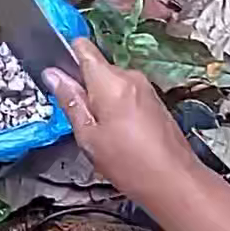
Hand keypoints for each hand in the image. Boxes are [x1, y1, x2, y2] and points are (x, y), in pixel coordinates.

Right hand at [46, 38, 200, 204]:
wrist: (176, 183)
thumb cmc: (131, 164)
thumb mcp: (88, 136)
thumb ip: (69, 101)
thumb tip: (52, 75)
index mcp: (110, 81)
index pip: (82, 47)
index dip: (66, 56)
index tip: (59, 76)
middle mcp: (129, 77)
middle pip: (96, 67)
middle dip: (84, 86)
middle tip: (80, 117)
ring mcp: (144, 88)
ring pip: (111, 82)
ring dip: (101, 98)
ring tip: (100, 131)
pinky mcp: (154, 100)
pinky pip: (126, 93)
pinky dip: (117, 106)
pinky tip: (118, 133)